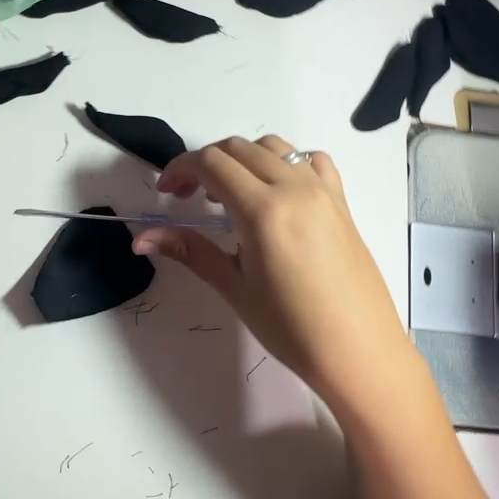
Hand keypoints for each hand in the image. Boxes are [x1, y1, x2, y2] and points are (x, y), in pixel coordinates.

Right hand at [135, 136, 406, 395]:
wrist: (358, 351)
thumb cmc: (291, 328)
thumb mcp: (234, 287)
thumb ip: (189, 251)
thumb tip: (140, 240)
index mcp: (263, 210)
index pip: (211, 163)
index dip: (180, 169)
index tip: (165, 192)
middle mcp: (294, 188)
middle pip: (238, 149)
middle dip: (205, 163)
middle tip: (187, 196)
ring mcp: (322, 191)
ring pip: (273, 148)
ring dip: (241, 158)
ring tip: (228, 194)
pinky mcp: (341, 202)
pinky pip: (310, 160)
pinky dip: (285, 162)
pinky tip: (275, 192)